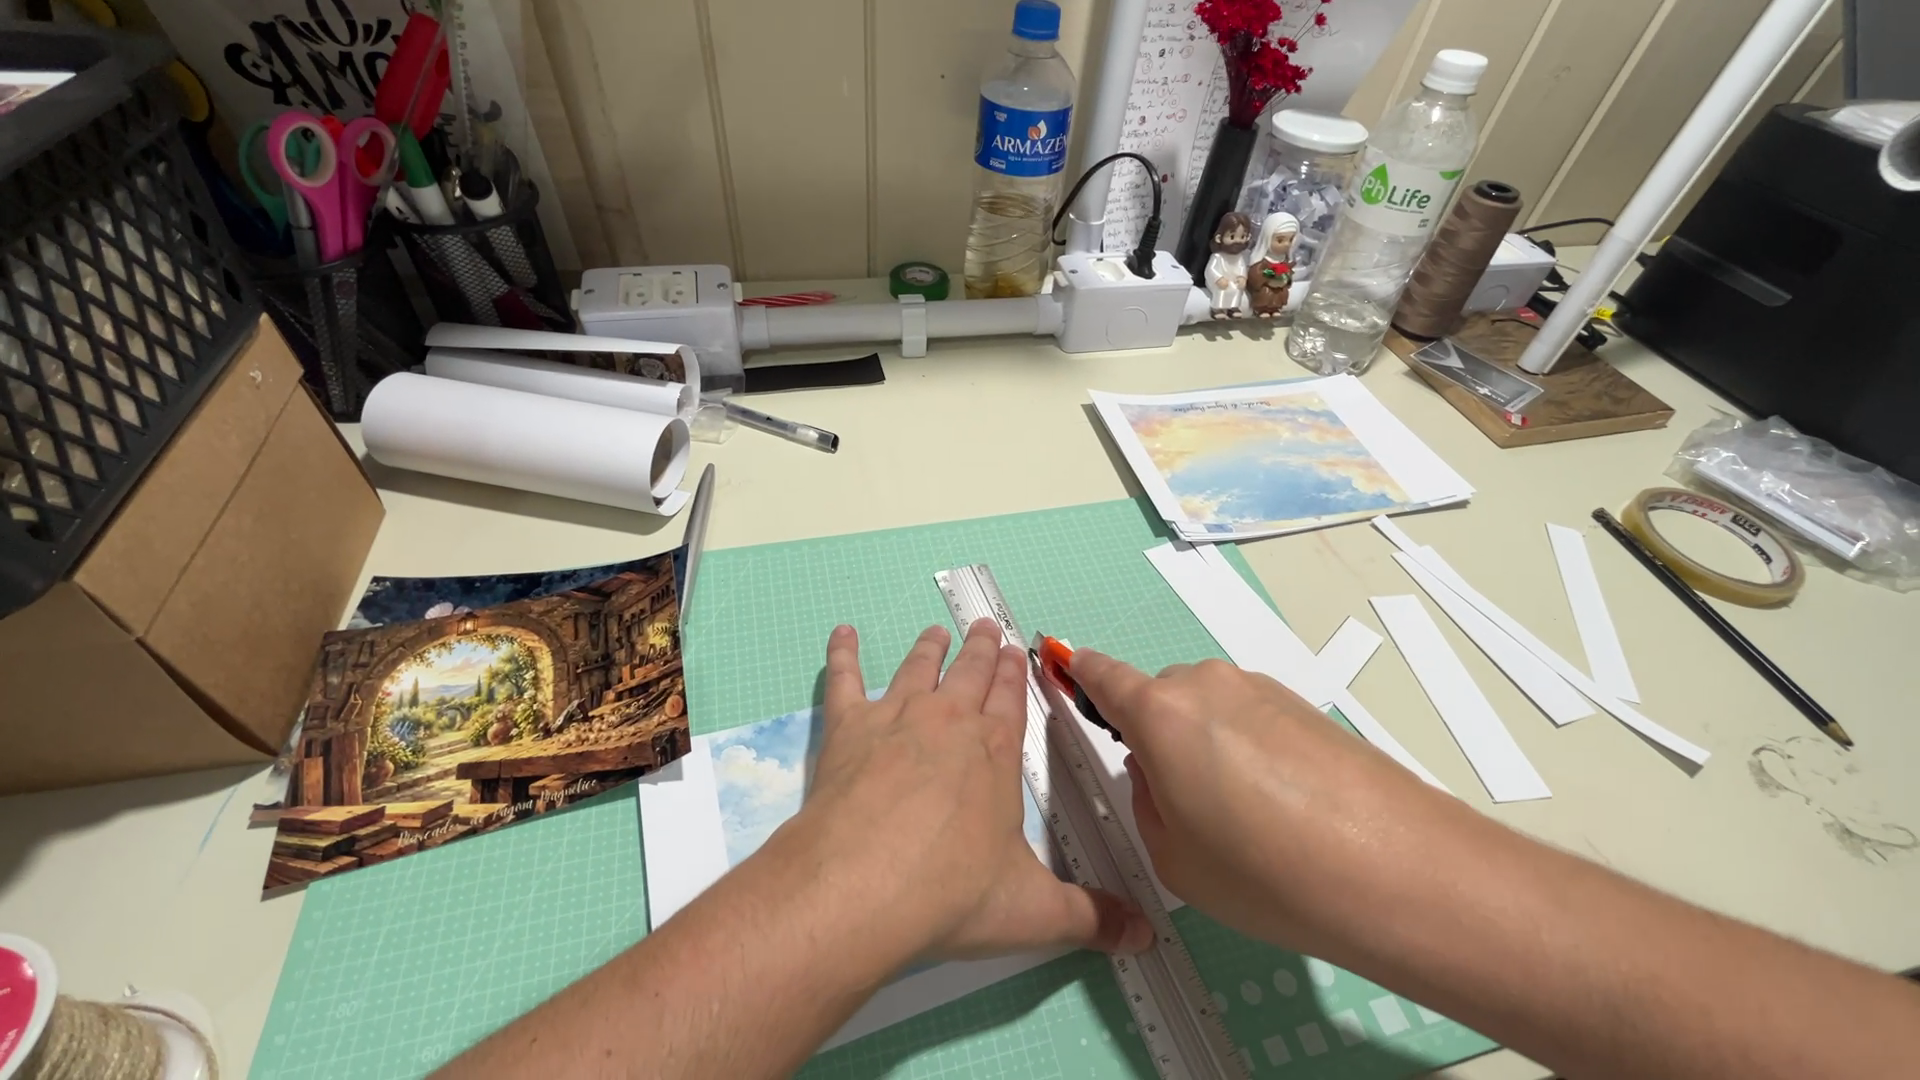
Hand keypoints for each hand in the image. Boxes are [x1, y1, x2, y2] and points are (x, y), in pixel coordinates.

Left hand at [779, 621, 1152, 964]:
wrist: (861, 886)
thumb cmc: (952, 893)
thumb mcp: (1034, 913)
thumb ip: (1091, 918)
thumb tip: (1146, 937)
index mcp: (995, 752)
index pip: (1011, 700)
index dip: (1015, 674)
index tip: (1016, 650)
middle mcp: (950, 722)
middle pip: (970, 674)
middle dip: (981, 649)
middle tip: (985, 627)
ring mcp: (896, 718)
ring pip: (918, 669)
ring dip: (929, 648)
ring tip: (936, 631)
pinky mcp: (847, 729)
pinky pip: (844, 679)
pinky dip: (843, 653)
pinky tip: (843, 633)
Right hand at [1070, 653, 1447, 951]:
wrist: (1396, 870)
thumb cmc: (1265, 871)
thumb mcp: (1173, 856)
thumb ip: (1147, 799)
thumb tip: (1161, 773)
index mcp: (1159, 712)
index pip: (1102, 675)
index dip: (1077, 671)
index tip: (1061, 665)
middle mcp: (1205, 685)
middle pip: (1158, 697)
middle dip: (1154, 735)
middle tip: (1179, 800)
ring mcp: (1259, 689)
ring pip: (1205, 708)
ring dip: (1204, 744)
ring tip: (1242, 815)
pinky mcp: (1302, 705)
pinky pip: (1247, 717)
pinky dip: (1245, 749)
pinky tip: (1279, 806)